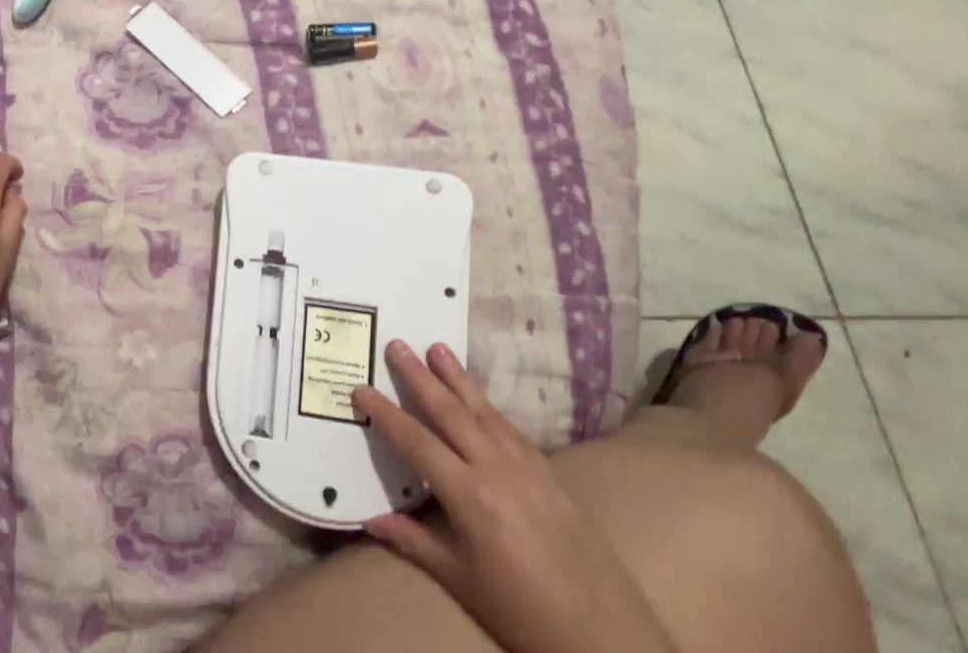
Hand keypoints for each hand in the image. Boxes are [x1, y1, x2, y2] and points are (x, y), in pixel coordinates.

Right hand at [352, 342, 677, 652]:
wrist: (606, 635)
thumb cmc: (523, 612)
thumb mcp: (461, 581)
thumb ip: (413, 542)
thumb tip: (368, 518)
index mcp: (470, 497)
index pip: (417, 443)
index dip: (386, 414)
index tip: (361, 387)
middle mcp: (499, 471)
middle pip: (451, 413)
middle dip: (421, 377)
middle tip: (397, 344)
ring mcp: (530, 469)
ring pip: (485, 412)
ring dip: (458, 379)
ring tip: (438, 348)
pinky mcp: (552, 475)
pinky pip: (512, 430)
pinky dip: (489, 407)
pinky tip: (479, 398)